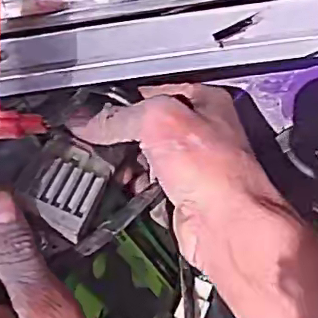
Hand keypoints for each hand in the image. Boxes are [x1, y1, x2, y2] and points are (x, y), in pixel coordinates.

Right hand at [68, 84, 283, 270]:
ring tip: (111, 165)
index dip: (122, 99)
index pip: (153, 91)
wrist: (228, 226)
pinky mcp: (185, 198)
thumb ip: (120, 116)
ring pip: (147, 160)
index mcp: (206, 102)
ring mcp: (195, 168)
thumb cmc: (215, 171)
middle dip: (122, 136)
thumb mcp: (157, 121)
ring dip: (127, 165)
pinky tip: (129, 188)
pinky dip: (136, 190)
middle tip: (98, 139)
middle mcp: (203, 134)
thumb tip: (90, 121)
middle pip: (148, 127)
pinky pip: (150, 190)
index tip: (94, 110)